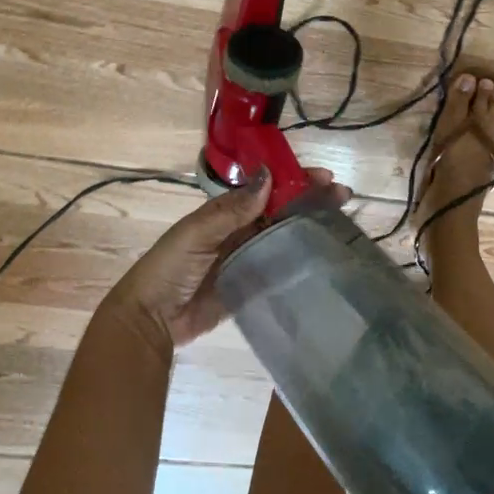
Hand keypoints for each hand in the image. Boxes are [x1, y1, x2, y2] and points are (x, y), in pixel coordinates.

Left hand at [106, 168, 351, 349]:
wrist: (150, 319)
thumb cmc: (170, 267)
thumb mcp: (197, 233)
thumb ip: (232, 209)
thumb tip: (268, 174)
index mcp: (226, 211)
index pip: (267, 188)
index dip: (295, 179)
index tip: (324, 176)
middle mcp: (240, 230)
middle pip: (281, 209)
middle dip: (311, 199)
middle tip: (343, 196)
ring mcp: (247, 258)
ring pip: (284, 235)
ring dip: (310, 226)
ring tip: (342, 222)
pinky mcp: (251, 285)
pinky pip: (280, 268)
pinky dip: (301, 260)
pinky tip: (324, 258)